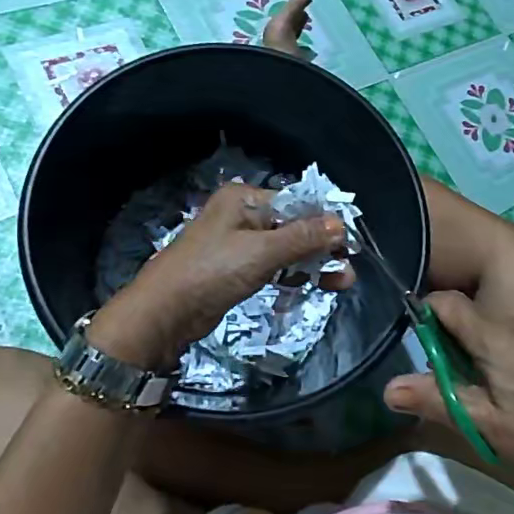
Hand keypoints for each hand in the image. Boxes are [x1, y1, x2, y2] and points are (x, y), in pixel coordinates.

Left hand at [89, 184, 353, 369]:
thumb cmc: (211, 272)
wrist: (162, 315)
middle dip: (323, 246)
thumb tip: (341, 224)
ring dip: (313, 263)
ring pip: (288, 248)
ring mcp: (240, 243)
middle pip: (295, 225)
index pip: (297, 203)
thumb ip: (304, 237)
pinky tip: (314, 285)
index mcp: (244, 198)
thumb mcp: (262, 252)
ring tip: (342, 282)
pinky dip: (294, 274)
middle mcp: (243, 215)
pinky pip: (275, 266)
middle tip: (349, 267)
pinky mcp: (238, 269)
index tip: (351, 243)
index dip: (326, 221)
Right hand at [382, 291, 513, 487]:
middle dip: (455, 342)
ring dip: (484, 351)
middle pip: (472, 318)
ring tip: (488, 393)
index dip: (425, 313)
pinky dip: (509, 355)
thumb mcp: (485, 423)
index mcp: (495, 335)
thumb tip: (388, 388)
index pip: (447, 302)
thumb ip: (437, 400)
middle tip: (454, 382)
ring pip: (499, 329)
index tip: (419, 340)